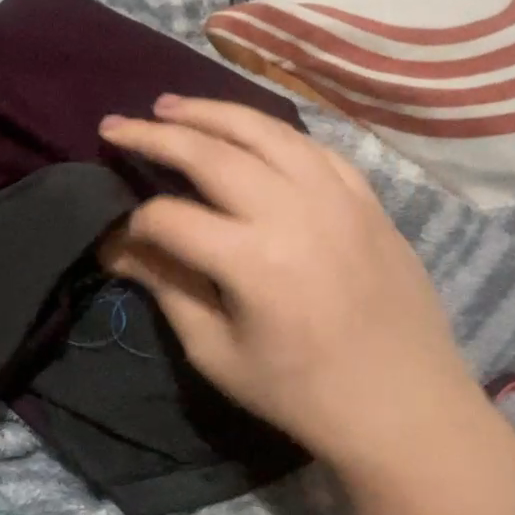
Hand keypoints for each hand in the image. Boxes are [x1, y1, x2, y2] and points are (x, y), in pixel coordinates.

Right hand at [98, 96, 478, 466]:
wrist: (405, 408)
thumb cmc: (297, 392)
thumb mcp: (214, 351)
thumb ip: (167, 287)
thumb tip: (117, 249)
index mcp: (252, 261)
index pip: (167, 218)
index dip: (129, 225)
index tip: (110, 239)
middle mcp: (296, 214)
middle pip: (211, 154)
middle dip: (155, 137)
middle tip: (114, 126)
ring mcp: (340, 201)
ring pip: (267, 133)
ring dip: (212, 114)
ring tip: (170, 106)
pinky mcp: (368, 204)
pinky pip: (315, 149)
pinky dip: (272, 133)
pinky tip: (246, 133)